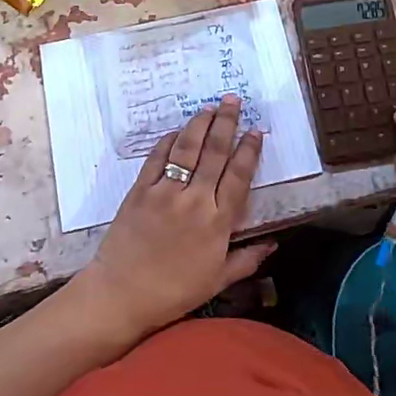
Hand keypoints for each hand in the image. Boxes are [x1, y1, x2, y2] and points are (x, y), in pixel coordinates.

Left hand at [76, 95, 275, 337]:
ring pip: (187, 149)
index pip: (239, 176)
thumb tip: (274, 244)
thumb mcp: (217, 279)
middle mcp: (195, 200)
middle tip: (233, 101)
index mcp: (217, 222)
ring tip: (209, 107)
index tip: (255, 130)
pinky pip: (157, 158)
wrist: (122, 294)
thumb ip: (247, 259)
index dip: (249, 150)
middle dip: (227, 123)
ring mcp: (165, 192)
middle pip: (215, 153)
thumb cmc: (174, 292)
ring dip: (200, 124)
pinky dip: (169, 141)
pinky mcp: (140, 190)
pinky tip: (177, 131)